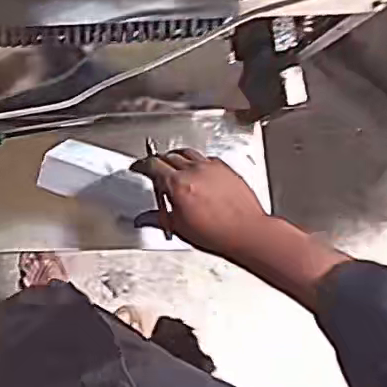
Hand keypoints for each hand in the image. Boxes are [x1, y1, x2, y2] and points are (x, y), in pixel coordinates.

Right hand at [133, 149, 274, 262]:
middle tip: (153, 168)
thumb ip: (157, 218)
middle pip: (168, 156)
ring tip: (172, 165)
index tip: (138, 167)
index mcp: (177, 184)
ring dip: (175, 157)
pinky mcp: (225, 168)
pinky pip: (204, 158)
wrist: (248, 232)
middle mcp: (193, 171)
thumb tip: (142, 219)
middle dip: (157, 161)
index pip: (152, 165)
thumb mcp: (179, 227)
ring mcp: (210, 167)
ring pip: (186, 153)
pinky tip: (196, 170)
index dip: (141, 165)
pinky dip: (195, 161)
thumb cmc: (217, 233)